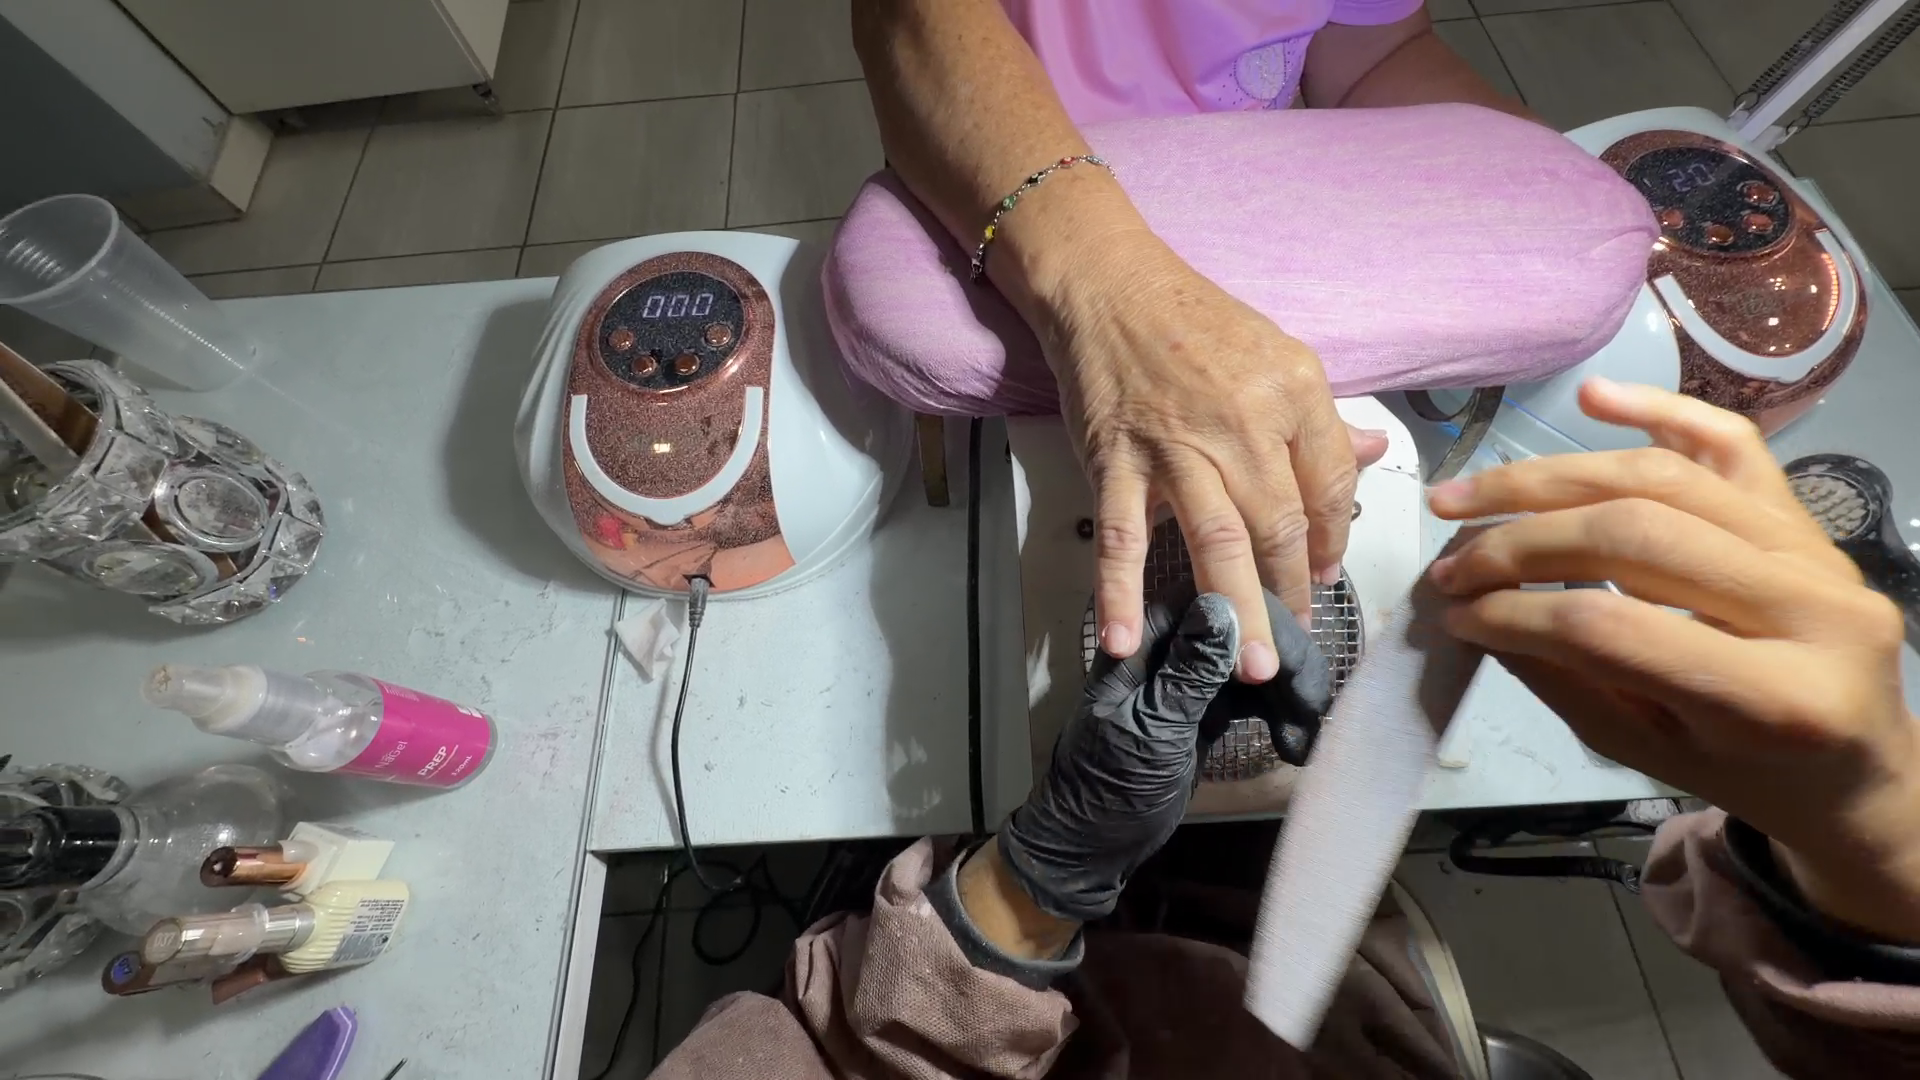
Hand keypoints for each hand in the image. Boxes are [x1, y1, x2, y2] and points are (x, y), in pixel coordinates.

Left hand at [996, 588, 1328, 922]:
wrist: (1096, 838)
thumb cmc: (1109, 783)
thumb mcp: (1152, 728)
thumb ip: (1187, 672)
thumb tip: (1223, 604)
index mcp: (1143, 640)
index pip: (1209, 599)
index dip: (1257, 621)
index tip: (1289, 667)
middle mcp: (1170, 646)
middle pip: (1242, 626)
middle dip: (1284, 661)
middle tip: (1313, 710)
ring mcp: (1191, 676)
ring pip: (1255, 660)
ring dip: (1288, 691)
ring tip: (1307, 737)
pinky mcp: (1209, 705)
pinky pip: (1254, 693)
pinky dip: (1279, 712)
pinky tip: (1296, 742)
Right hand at [1042, 231, 1384, 681]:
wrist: (1110, 290)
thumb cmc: (1193, 321)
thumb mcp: (1278, 353)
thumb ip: (1321, 418)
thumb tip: (1370, 458)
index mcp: (1293, 392)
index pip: (1329, 485)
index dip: (1329, 542)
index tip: (1318, 577)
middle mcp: (1242, 425)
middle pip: (1278, 525)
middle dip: (1289, 593)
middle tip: (1288, 649)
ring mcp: (1175, 448)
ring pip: (1215, 541)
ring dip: (1235, 608)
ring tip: (1247, 664)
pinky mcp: (1116, 461)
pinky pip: (1122, 535)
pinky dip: (1119, 590)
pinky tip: (1122, 639)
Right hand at [1427, 378, 1919, 941]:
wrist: (1853, 764)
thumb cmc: (1733, 769)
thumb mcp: (1630, 744)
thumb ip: (1552, 670)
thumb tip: (1469, 608)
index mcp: (1775, 696)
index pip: (1605, 625)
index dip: (1508, 614)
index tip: (1452, 616)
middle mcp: (1814, 606)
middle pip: (1631, 534)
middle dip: (1516, 542)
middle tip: (1450, 563)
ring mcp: (1818, 550)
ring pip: (1660, 479)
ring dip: (1544, 480)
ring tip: (1465, 496)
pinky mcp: (1804, 518)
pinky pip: (1733, 444)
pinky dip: (1659, 409)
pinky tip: (1591, 395)